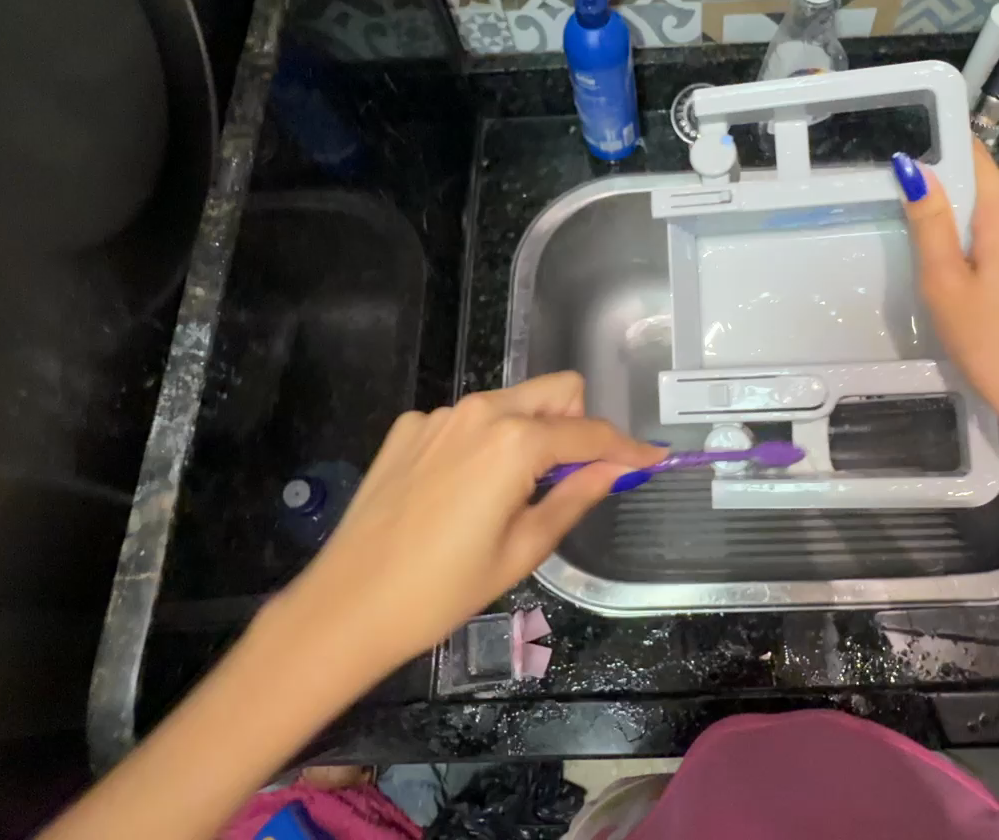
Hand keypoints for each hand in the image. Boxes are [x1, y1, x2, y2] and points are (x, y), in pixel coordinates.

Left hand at [272, 372, 665, 674]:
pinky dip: (484, 443)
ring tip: (516, 491)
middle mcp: (480, 411)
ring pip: (513, 402)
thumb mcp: (523, 549)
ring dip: (532, 432)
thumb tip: (618, 469)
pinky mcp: (409, 428)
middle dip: (579, 425)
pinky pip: (469, 420)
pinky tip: (462, 491)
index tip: (652, 459)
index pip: (590, 434)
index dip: (626, 449)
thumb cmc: (443, 590)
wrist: (346, 606)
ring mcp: (440, 416)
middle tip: (575, 477)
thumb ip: (577, 496)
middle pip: (556, 391)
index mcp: (515, 441)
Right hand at [891, 141, 998, 438]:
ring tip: (891, 203)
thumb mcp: (946, 281)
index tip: (893, 135)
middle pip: (973, 181)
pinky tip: (927, 249)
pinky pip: (981, 238)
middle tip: (876, 173)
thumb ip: (930, 223)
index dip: (936, 139)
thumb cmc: (990, 340)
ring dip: (939, 205)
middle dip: (931, 171)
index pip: (971, 155)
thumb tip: (912, 165)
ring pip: (975, 212)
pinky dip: (953, 234)